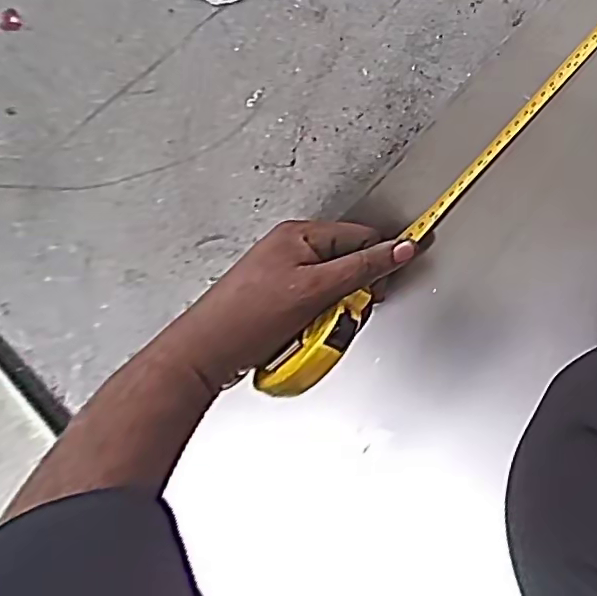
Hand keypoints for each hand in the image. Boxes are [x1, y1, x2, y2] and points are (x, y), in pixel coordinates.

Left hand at [152, 221, 415, 388]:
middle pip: (349, 264)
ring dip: (332, 312)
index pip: (362, 237)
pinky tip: (301, 335)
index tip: (383, 287)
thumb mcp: (316, 291)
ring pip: (334, 288)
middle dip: (351, 293)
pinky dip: (316, 322)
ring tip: (313, 329)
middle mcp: (291, 249)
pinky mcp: (276, 300)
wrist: (195, 361)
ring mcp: (283, 275)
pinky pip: (315, 305)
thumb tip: (400, 249)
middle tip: (339, 314)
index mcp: (300, 234)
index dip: (377, 263)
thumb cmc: (242, 321)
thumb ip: (364, 267)